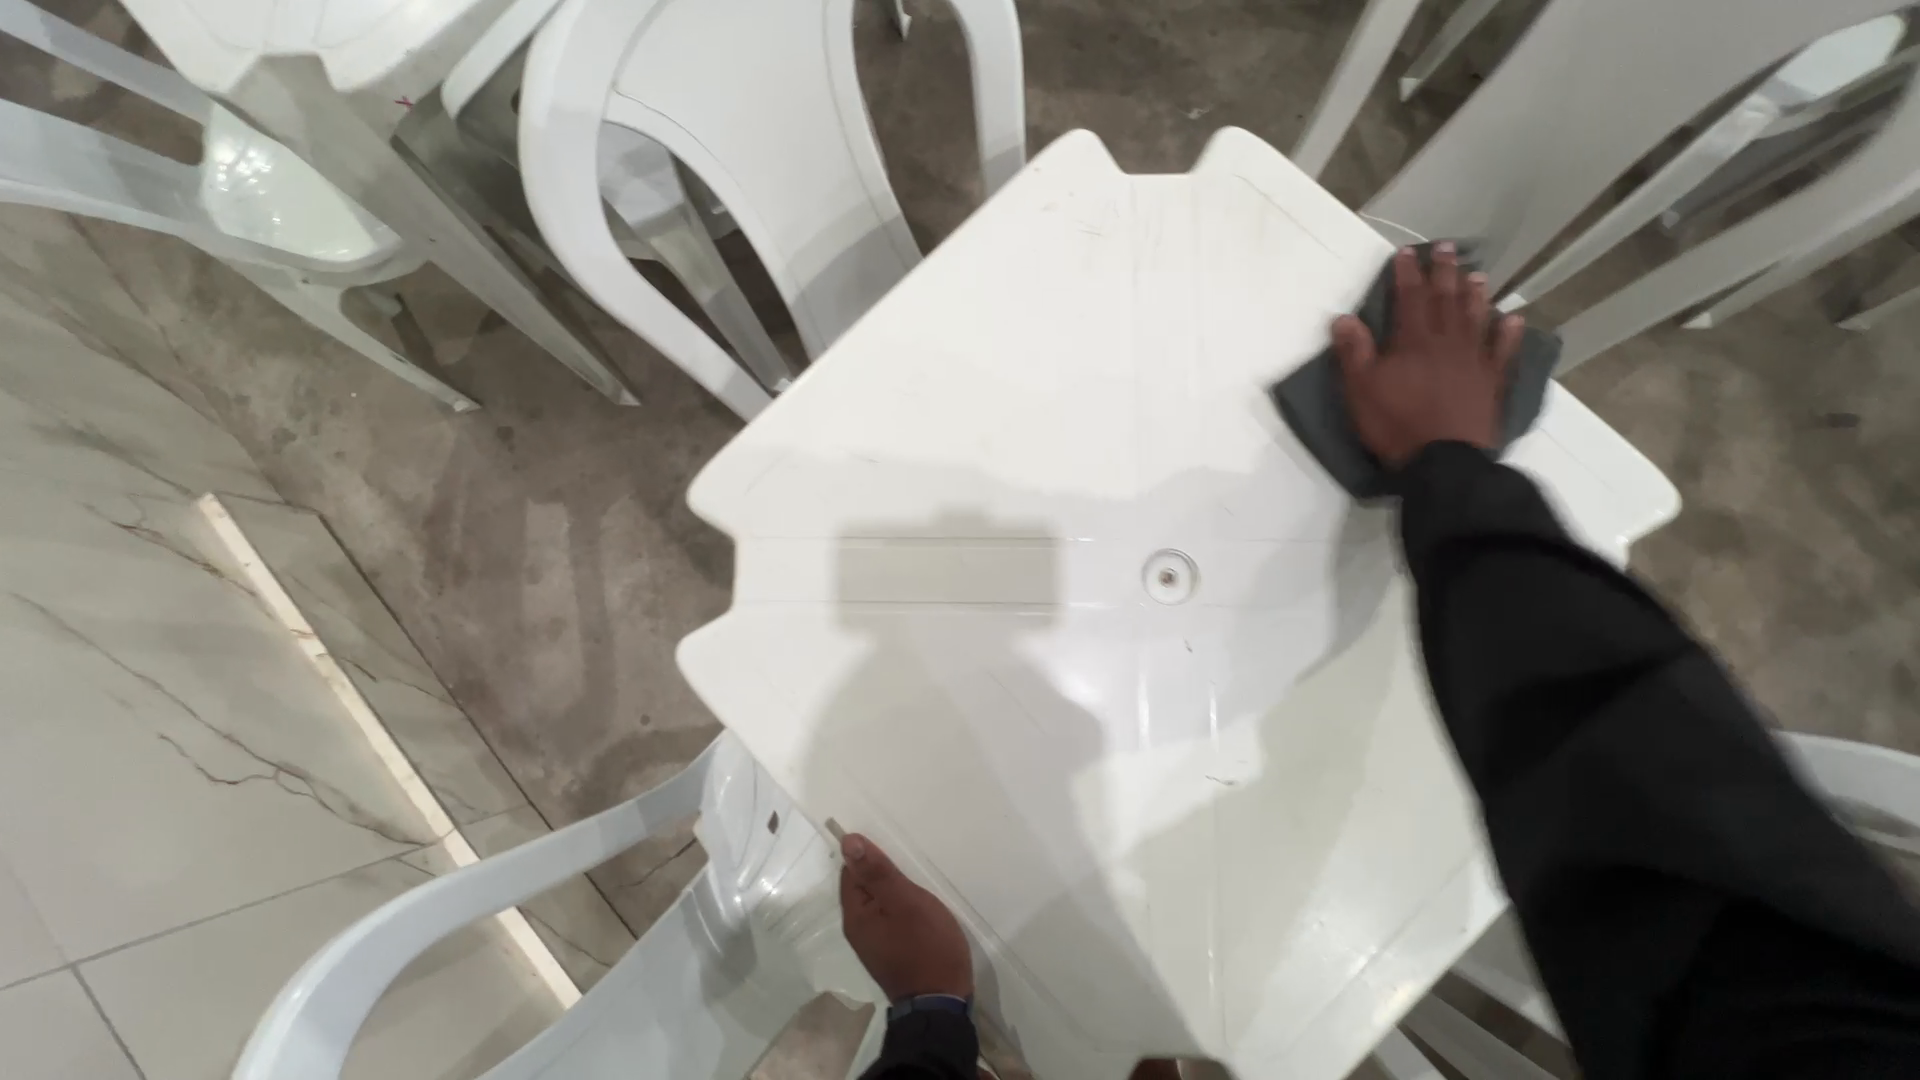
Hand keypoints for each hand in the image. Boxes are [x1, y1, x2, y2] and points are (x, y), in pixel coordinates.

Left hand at [839, 832, 972, 1000]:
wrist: (942, 1003)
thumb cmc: (925, 947)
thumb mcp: (905, 901)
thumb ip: (877, 872)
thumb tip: (847, 840)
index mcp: (856, 916)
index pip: (851, 871)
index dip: (869, 855)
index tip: (894, 848)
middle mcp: (859, 930)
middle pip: (864, 887)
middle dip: (883, 871)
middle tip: (910, 859)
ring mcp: (876, 943)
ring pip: (879, 902)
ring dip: (895, 888)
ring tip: (918, 877)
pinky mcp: (892, 952)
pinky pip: (890, 918)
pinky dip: (902, 906)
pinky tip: (919, 903)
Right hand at [1332, 243, 1524, 468]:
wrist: (1442, 460)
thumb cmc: (1395, 424)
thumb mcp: (1361, 390)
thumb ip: (1354, 352)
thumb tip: (1344, 318)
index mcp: (1412, 342)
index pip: (1409, 299)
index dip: (1407, 274)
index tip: (1406, 253)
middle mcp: (1446, 342)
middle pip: (1446, 300)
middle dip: (1444, 272)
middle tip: (1447, 248)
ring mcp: (1473, 360)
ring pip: (1475, 318)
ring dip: (1475, 295)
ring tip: (1477, 275)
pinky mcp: (1490, 381)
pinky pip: (1502, 351)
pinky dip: (1508, 332)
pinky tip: (1512, 318)